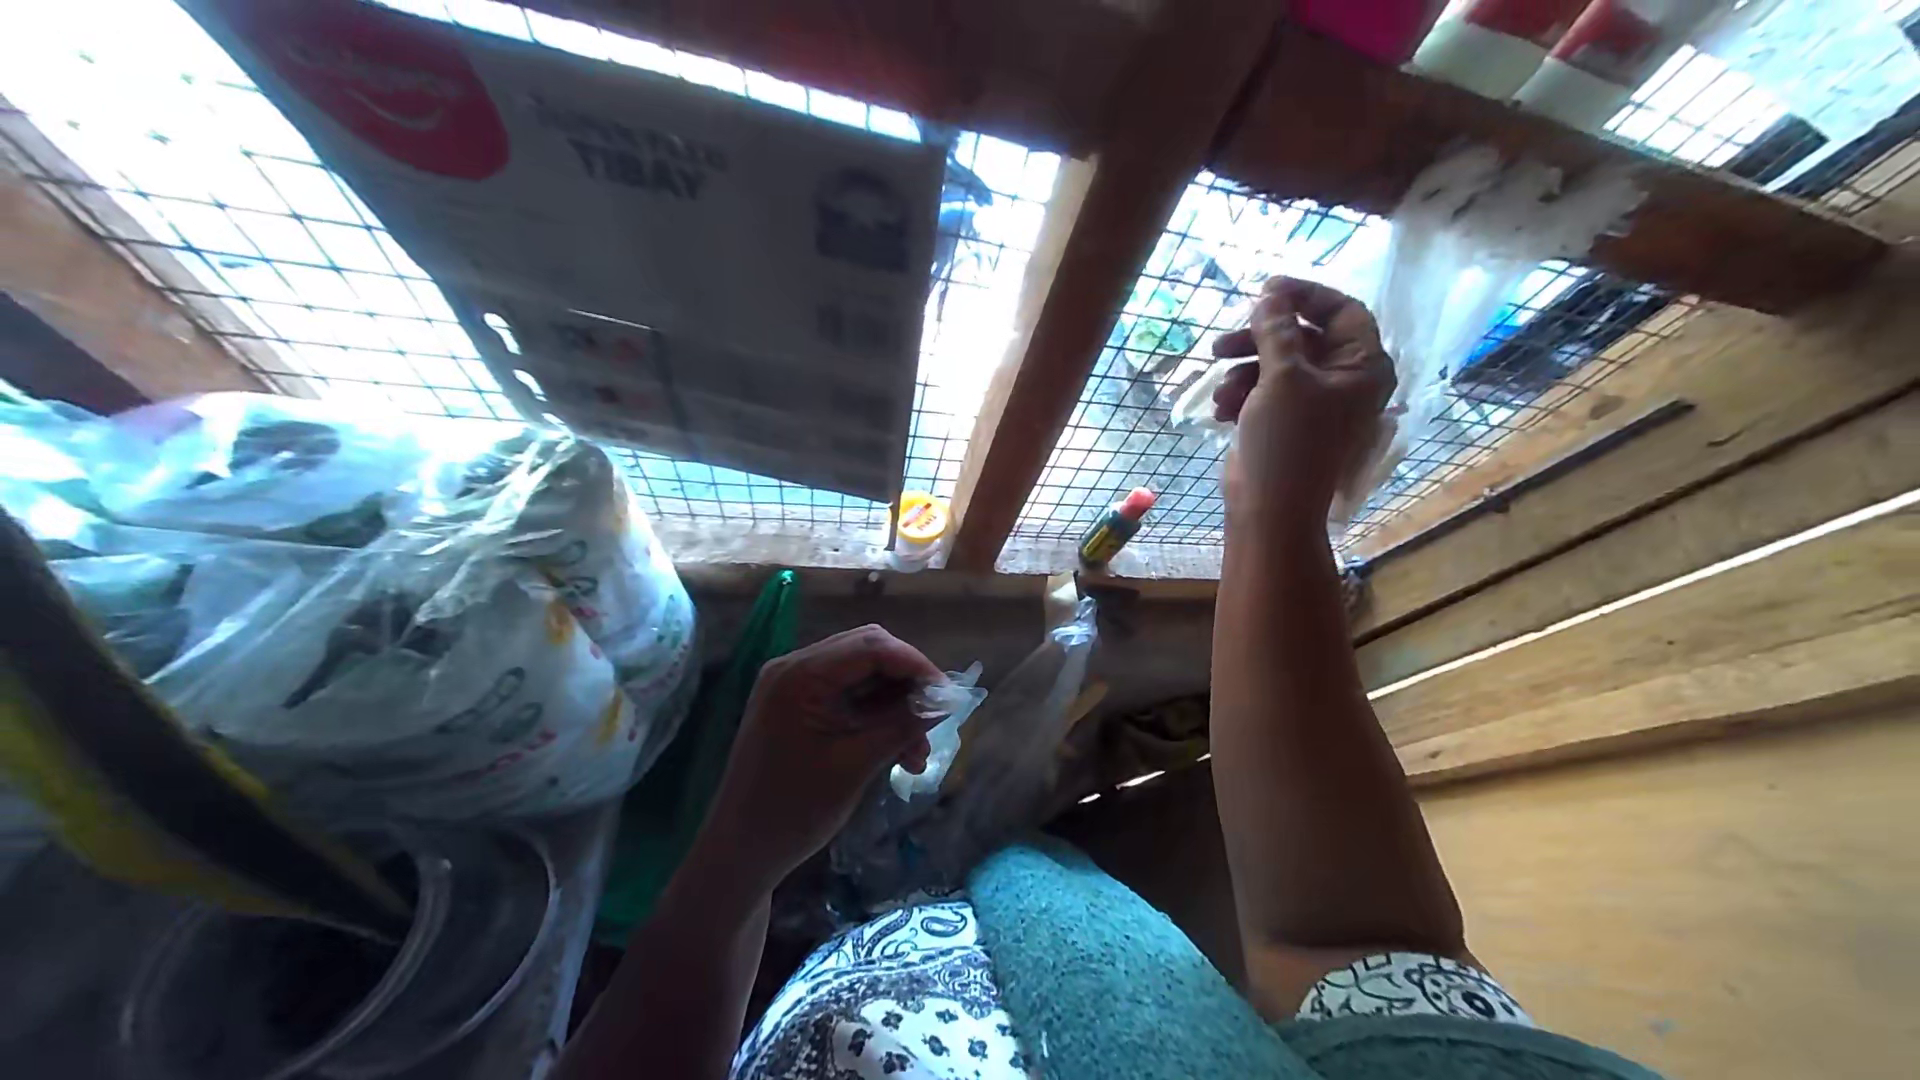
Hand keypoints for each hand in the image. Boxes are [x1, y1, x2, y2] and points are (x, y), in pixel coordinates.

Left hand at [700, 625, 943, 886]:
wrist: (740, 853)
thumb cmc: (793, 812)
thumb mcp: (855, 766)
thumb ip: (902, 726)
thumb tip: (948, 701)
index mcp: (799, 676)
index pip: (872, 647)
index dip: (916, 665)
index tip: (949, 697)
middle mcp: (795, 668)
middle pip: (869, 652)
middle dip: (908, 684)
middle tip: (936, 719)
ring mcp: (796, 686)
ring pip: (865, 675)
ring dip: (897, 705)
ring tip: (917, 754)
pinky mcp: (801, 705)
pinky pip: (850, 695)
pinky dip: (878, 716)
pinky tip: (898, 752)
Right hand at [1211, 277, 1395, 525]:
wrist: (1269, 506)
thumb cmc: (1286, 440)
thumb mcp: (1282, 377)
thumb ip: (1276, 331)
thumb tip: (1270, 296)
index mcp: (1362, 366)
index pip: (1341, 311)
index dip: (1303, 296)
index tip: (1263, 289)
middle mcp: (1343, 380)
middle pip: (1301, 338)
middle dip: (1258, 340)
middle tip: (1220, 345)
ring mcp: (1313, 403)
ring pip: (1275, 365)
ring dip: (1242, 372)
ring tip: (1220, 392)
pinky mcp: (1286, 421)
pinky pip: (1263, 392)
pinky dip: (1241, 395)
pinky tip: (1221, 412)